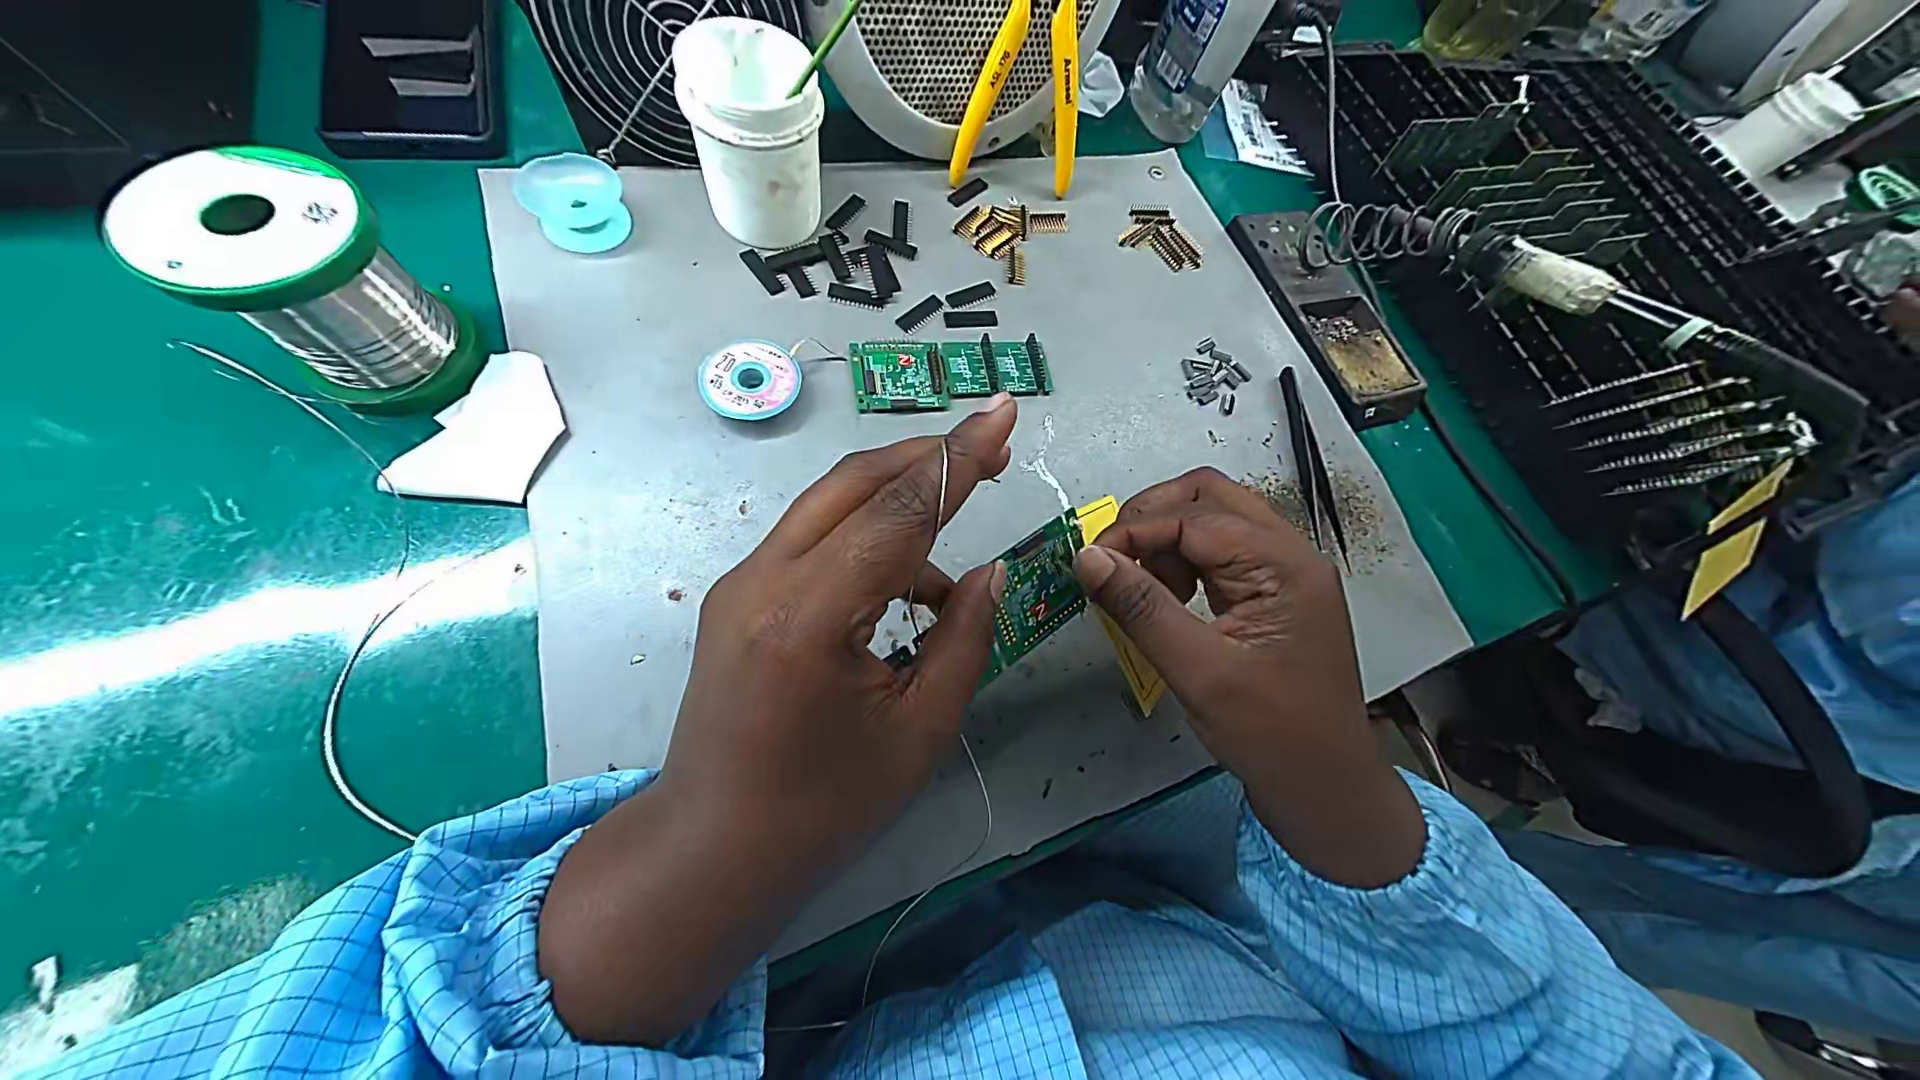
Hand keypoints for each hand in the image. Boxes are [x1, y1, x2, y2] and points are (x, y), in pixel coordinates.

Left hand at [540, 395, 1016, 1044]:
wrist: (713, 846)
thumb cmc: (824, 807)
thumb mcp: (919, 730)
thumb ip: (962, 638)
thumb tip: (989, 574)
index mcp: (809, 618)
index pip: (898, 512)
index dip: (959, 459)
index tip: (1003, 414)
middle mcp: (764, 580)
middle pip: (854, 481)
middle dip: (928, 455)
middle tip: (992, 447)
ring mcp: (742, 581)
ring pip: (829, 501)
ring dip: (898, 494)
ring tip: (956, 529)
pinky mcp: (739, 592)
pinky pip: (814, 537)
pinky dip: (868, 537)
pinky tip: (907, 581)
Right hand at [1074, 467, 1423, 886]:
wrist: (1324, 788)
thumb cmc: (1270, 734)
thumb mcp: (1198, 671)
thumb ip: (1141, 607)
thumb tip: (1087, 557)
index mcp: (1282, 564)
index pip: (1193, 517)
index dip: (1134, 531)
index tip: (1089, 564)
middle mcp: (1286, 553)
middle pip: (1209, 496)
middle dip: (1150, 517)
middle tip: (1112, 559)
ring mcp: (1279, 571)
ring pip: (1210, 519)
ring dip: (1164, 539)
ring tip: (1140, 586)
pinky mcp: (1267, 593)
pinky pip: (1215, 553)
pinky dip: (1179, 562)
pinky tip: (1165, 597)